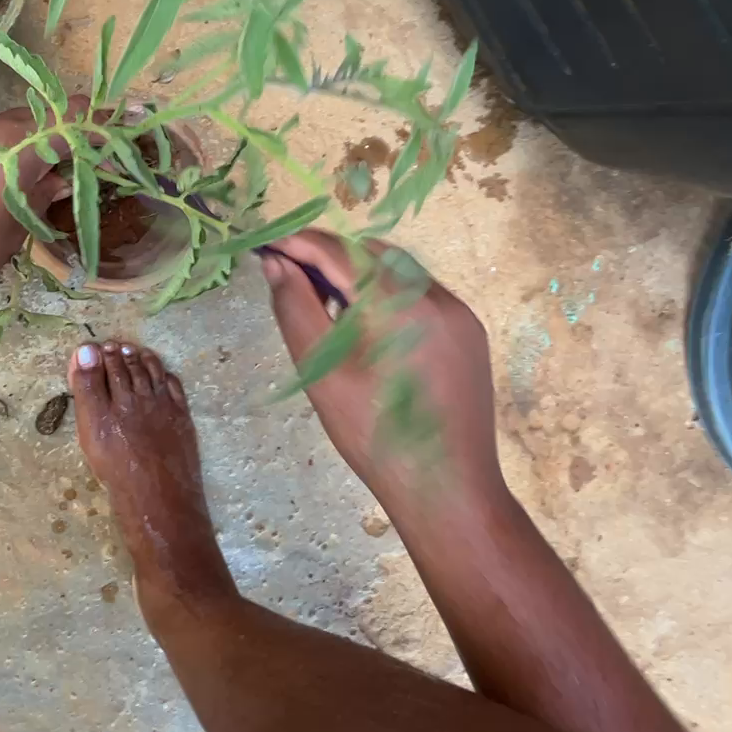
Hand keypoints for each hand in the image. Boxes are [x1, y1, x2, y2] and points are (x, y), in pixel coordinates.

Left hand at [0, 103, 75, 326]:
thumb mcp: (4, 238)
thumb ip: (36, 199)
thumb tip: (58, 177)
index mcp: (10, 149)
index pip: (68, 120)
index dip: (97, 124)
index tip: (118, 130)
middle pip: (32, 121)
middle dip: (56, 139)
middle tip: (67, 170)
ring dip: (16, 149)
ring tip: (18, 187)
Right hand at [261, 231, 508, 520]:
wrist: (447, 489)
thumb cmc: (373, 434)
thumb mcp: (321, 371)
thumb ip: (295, 308)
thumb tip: (276, 264)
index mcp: (398, 305)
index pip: (338, 252)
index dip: (297, 242)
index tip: (263, 244)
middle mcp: (436, 297)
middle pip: (369, 252)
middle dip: (325, 256)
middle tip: (287, 278)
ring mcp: (458, 313)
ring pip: (395, 269)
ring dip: (354, 272)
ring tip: (322, 305)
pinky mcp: (467, 332)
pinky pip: (417, 291)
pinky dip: (382, 291)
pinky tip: (363, 325)